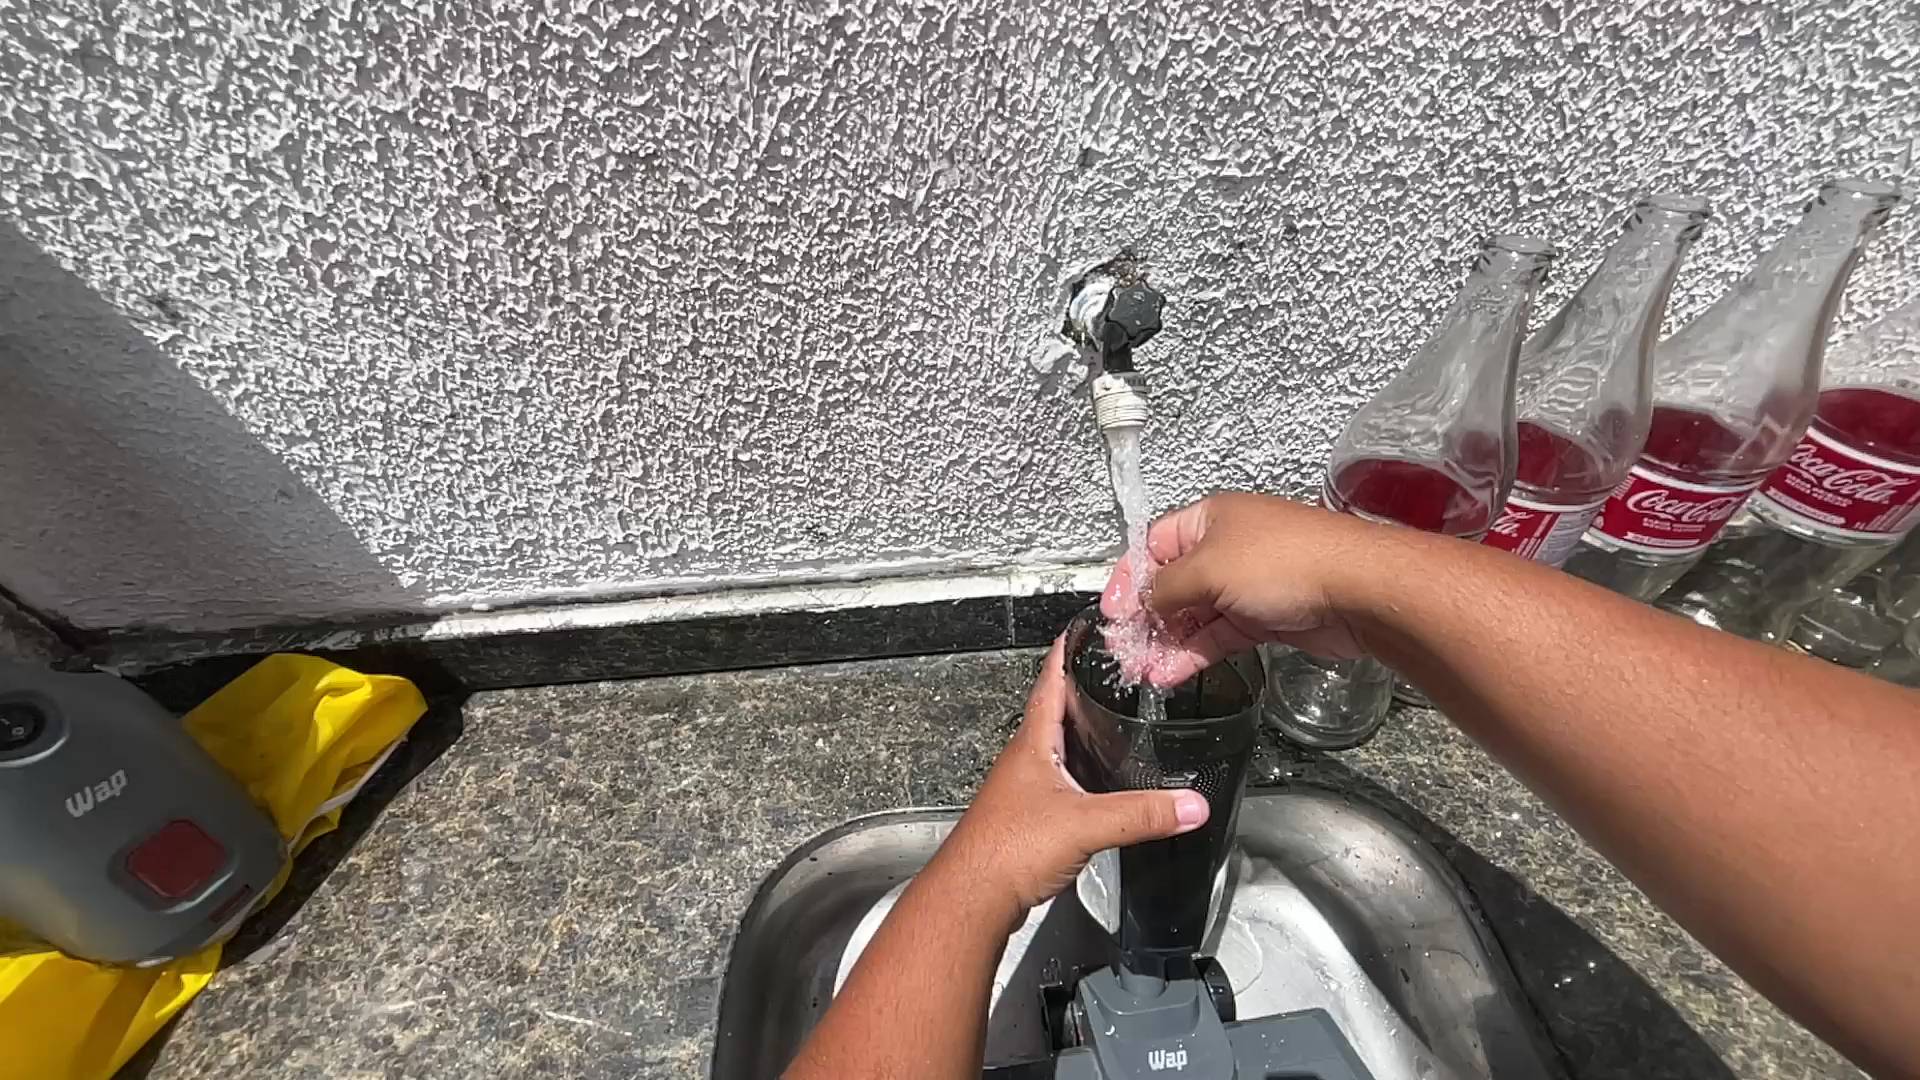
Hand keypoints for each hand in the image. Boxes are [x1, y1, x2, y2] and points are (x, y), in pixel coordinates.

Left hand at [933, 637, 1209, 918]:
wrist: (973, 897)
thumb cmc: (1010, 848)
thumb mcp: (1086, 824)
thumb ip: (1142, 814)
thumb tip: (1192, 804)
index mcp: (1033, 743)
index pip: (1049, 682)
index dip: (1065, 653)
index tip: (1080, 630)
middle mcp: (1025, 758)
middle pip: (1054, 711)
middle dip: (1081, 689)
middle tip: (1111, 674)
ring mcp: (1024, 787)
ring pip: (1056, 747)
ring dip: (1081, 731)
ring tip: (1114, 721)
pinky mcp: (1028, 815)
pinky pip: (1059, 780)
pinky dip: (1081, 771)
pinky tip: (1099, 784)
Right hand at [1101, 492, 1385, 686]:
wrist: (1359, 592)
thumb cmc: (1285, 562)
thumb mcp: (1206, 568)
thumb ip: (1164, 588)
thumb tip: (1143, 603)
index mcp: (1207, 521)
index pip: (1150, 547)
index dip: (1127, 579)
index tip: (1112, 611)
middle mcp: (1223, 549)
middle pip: (1169, 585)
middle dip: (1145, 619)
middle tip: (1124, 649)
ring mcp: (1243, 585)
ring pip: (1192, 616)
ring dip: (1166, 643)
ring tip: (1143, 671)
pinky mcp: (1261, 617)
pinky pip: (1216, 636)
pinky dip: (1193, 654)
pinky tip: (1171, 674)